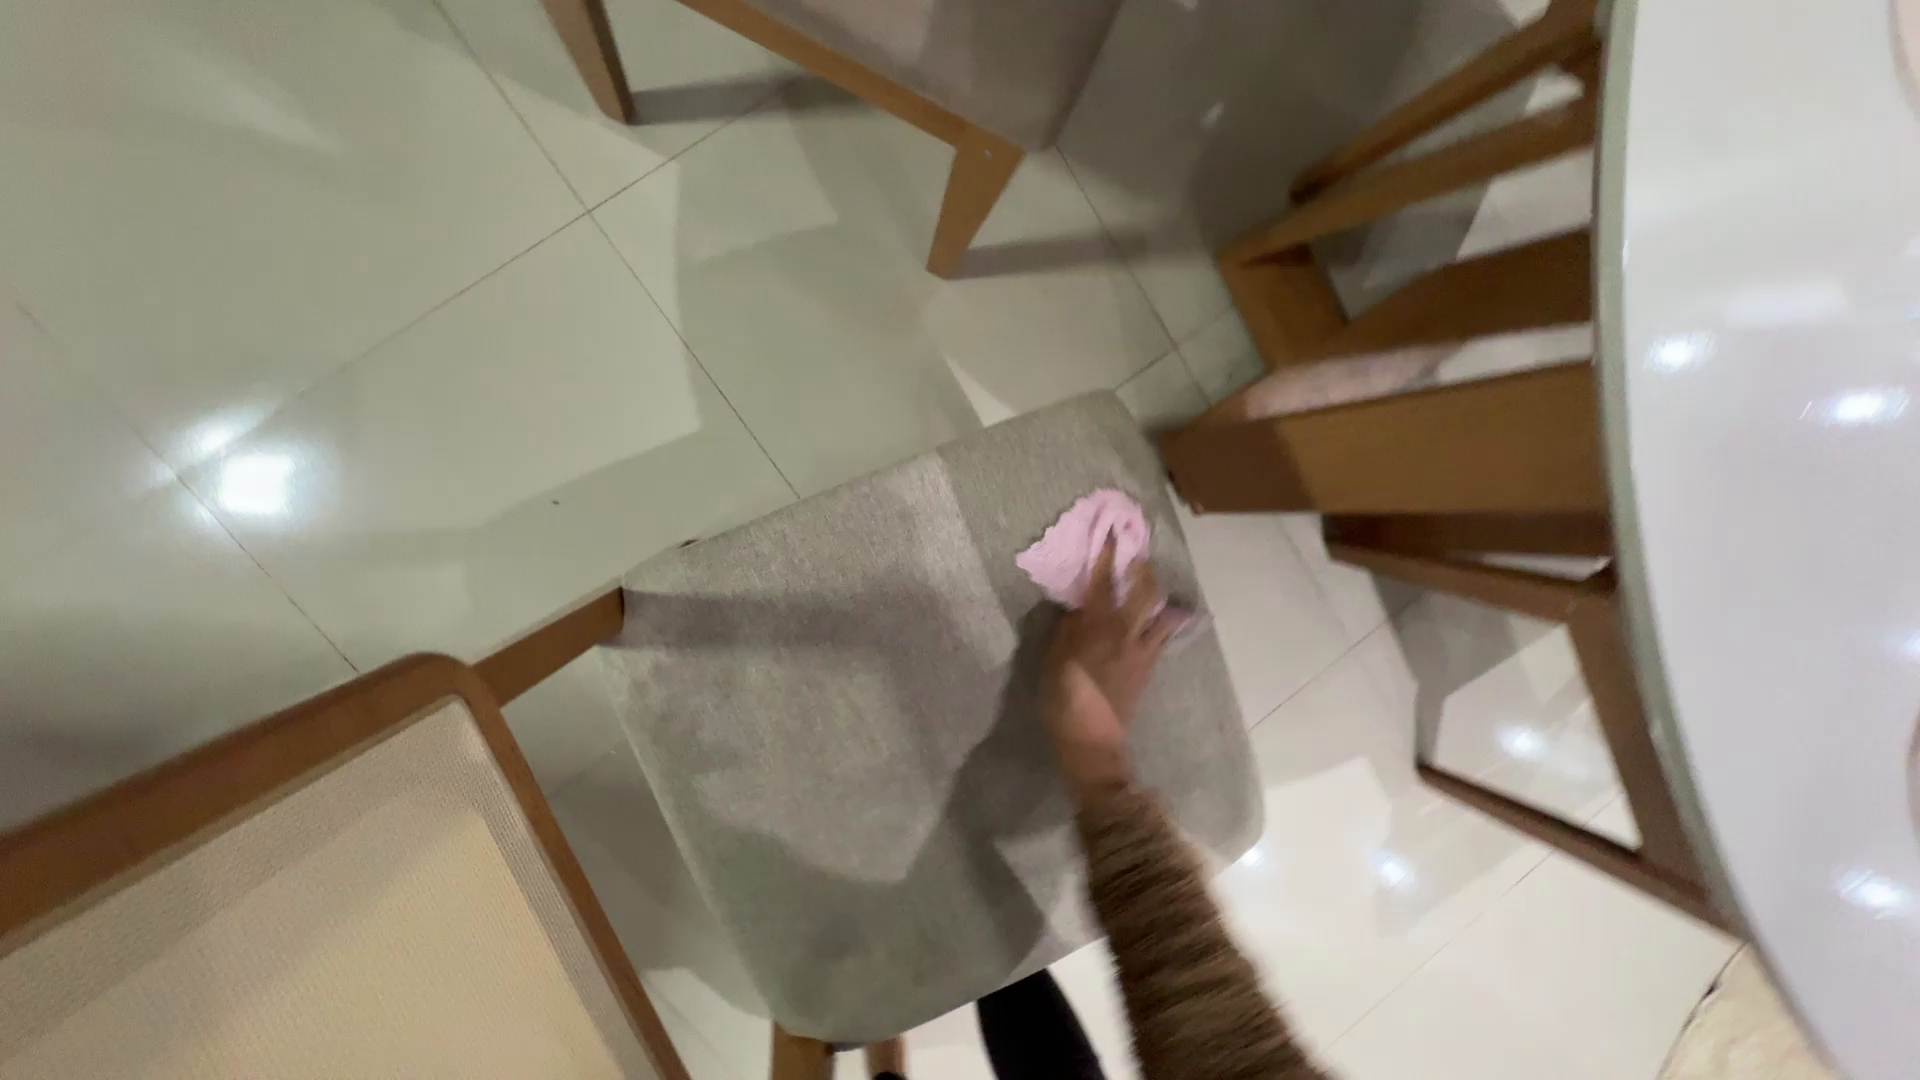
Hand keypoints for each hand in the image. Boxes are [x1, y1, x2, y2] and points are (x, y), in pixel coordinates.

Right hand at [1042, 540, 1178, 801]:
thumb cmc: (1063, 700)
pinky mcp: (1149, 667)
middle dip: (1142, 568)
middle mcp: (1126, 634)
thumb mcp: (1053, 660)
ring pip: (1159, 613)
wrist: (1091, 741)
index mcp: (1098, 628)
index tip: (1111, 535)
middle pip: (1143, 592)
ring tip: (1153, 581)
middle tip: (1138, 550)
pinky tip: (1167, 615)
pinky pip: (1162, 637)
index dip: (1107, 558)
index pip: (1103, 584)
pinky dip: (1167, 621)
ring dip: (1157, 593)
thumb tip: (1076, 608)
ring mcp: (1142, 651)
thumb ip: (1066, 629)